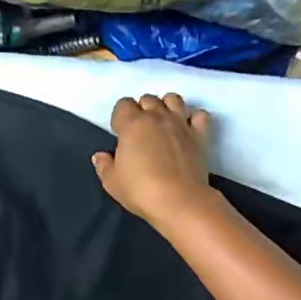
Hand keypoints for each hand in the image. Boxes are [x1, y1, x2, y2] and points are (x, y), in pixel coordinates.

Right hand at [92, 93, 217, 226]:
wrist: (178, 200)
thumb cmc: (140, 190)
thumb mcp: (112, 182)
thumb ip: (104, 165)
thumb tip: (100, 156)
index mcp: (132, 124)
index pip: (123, 105)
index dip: (120, 117)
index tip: (120, 134)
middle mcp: (157, 117)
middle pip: (148, 99)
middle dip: (142, 110)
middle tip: (140, 131)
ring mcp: (181, 123)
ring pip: (174, 98)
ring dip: (166, 106)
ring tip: (163, 124)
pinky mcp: (200, 135)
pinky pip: (200, 114)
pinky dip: (194, 117)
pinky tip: (188, 128)